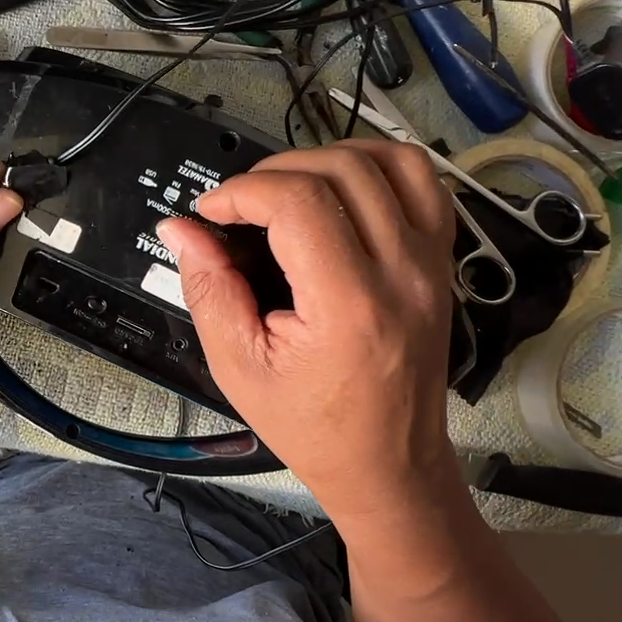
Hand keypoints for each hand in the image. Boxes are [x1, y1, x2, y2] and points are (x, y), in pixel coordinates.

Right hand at [156, 140, 459, 516]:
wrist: (387, 463)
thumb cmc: (311, 425)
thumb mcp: (238, 366)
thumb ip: (208, 289)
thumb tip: (181, 228)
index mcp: (348, 306)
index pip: (298, 203)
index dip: (243, 192)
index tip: (212, 212)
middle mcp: (402, 275)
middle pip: (341, 171)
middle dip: (276, 171)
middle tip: (240, 202)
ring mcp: (431, 265)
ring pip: (391, 162)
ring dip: (328, 157)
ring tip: (287, 186)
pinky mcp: (441, 263)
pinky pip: (423, 183)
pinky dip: (377, 167)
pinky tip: (338, 188)